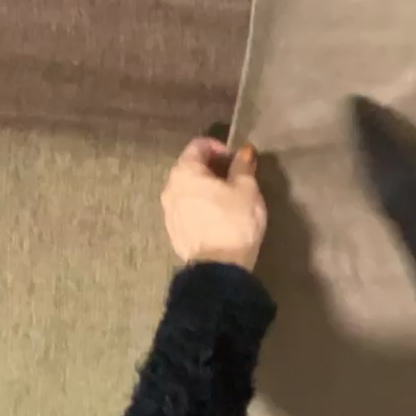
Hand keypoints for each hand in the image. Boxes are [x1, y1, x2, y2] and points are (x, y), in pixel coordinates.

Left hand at [162, 137, 265, 270]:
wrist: (219, 270)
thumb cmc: (234, 222)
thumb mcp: (247, 190)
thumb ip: (243, 166)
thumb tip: (244, 151)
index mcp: (185, 171)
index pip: (198, 145)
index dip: (219, 147)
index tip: (236, 159)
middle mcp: (170, 188)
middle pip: (190, 167)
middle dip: (211, 168)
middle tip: (234, 178)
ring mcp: (168, 212)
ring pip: (187, 190)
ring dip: (205, 188)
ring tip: (226, 199)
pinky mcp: (173, 232)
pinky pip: (186, 210)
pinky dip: (200, 206)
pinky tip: (217, 217)